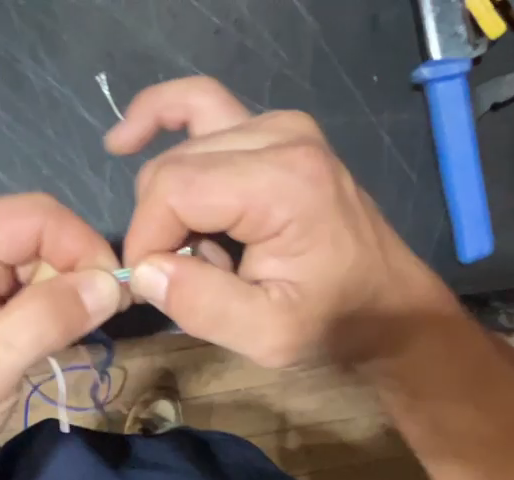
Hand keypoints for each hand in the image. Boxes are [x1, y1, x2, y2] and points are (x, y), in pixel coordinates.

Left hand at [0, 194, 125, 463]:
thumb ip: (45, 320)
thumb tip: (110, 286)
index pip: (37, 217)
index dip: (84, 250)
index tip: (114, 299)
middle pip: (46, 233)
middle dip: (75, 277)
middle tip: (85, 329)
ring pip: (49, 256)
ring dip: (67, 296)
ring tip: (57, 341)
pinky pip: (41, 277)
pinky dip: (57, 306)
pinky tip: (47, 337)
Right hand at [107, 77, 459, 368]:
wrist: (387, 307)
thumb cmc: (332, 324)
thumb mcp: (267, 336)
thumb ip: (201, 305)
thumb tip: (141, 272)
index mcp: (281, 183)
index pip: (172, 190)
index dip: (147, 241)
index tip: (151, 290)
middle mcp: (279, 136)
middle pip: (171, 168)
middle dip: (159, 229)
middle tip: (188, 281)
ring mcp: (279, 127)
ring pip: (179, 150)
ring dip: (171, 206)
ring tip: (198, 252)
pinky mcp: (275, 133)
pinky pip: (202, 110)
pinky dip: (161, 121)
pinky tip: (126, 139)